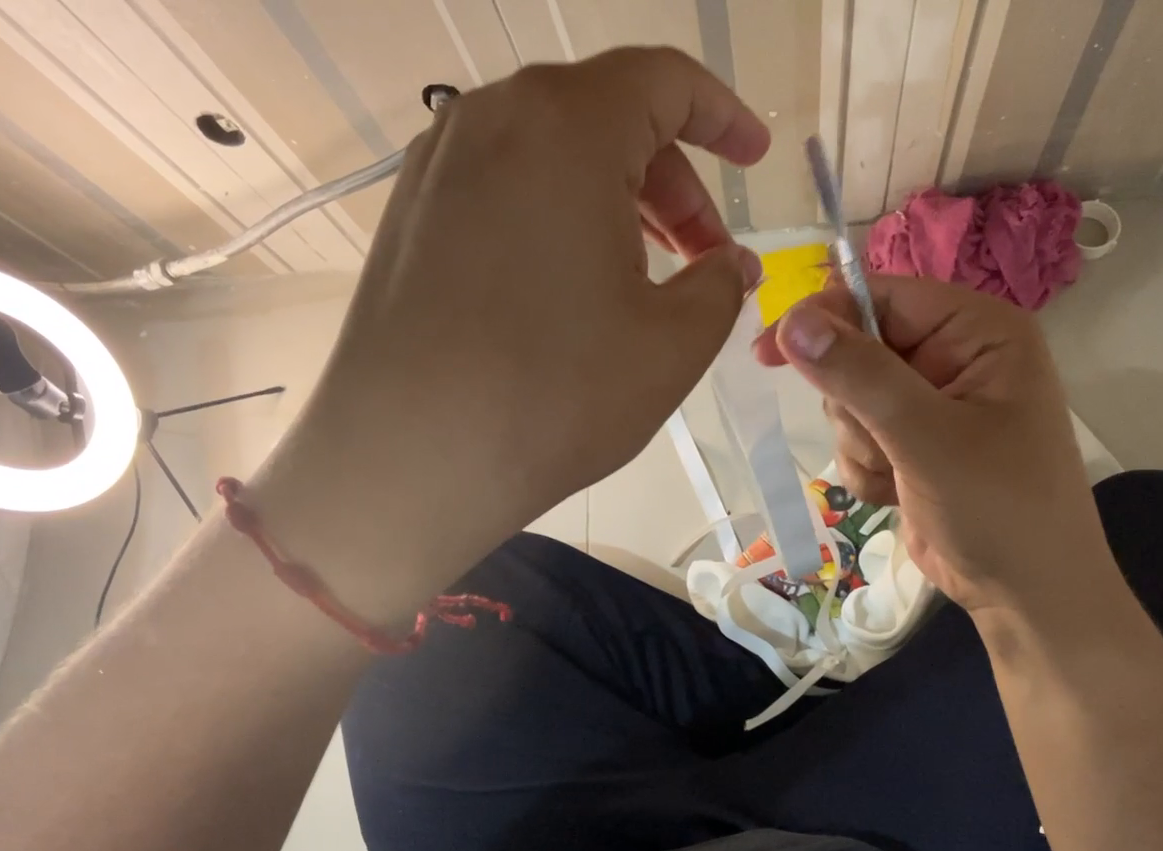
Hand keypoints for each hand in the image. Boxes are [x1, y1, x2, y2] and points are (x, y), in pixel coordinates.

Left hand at [256, 49, 767, 612]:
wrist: (407, 457)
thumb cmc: (554, 395)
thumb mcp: (673, 343)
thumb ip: (721, 284)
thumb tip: (729, 264)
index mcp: (566, 126)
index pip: (664, 81)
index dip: (724, 116)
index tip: (755, 160)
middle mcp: (492, 119)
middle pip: (608, 118)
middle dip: (675, 183)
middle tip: (706, 259)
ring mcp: (438, 164)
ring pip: (554, 155)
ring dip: (617, 202)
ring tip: (648, 278)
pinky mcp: (409, 214)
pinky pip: (506, 188)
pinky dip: (558, 217)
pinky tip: (573, 289)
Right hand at [755, 276, 1108, 613]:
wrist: (1025, 593)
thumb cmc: (997, 508)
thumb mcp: (928, 437)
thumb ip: (860, 376)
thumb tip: (792, 322)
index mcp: (978, 332)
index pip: (883, 296)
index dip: (825, 318)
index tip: (769, 350)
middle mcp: (955, 358)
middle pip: (857, 350)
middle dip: (855, 406)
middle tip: (882, 440)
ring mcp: (932, 405)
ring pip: (849, 401)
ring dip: (860, 444)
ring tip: (900, 475)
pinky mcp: (912, 446)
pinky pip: (857, 440)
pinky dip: (866, 470)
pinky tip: (897, 494)